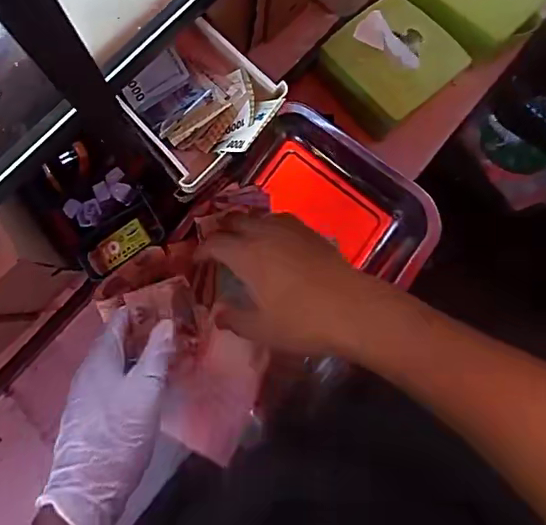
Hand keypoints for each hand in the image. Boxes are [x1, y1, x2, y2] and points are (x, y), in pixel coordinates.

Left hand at [36, 308, 177, 524]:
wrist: (86, 493)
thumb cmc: (118, 433)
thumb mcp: (146, 390)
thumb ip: (157, 353)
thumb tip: (166, 321)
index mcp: (100, 357)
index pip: (119, 320)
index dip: (142, 309)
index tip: (166, 303)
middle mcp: (88, 371)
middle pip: (117, 342)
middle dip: (143, 333)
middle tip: (172, 331)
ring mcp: (85, 396)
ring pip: (115, 364)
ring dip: (138, 357)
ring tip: (165, 357)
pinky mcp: (89, 418)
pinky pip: (112, 384)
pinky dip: (130, 377)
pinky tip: (147, 389)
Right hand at [196, 212, 408, 357]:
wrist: (350, 306)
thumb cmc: (301, 322)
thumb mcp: (262, 329)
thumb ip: (236, 320)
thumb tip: (219, 313)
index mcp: (247, 255)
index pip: (215, 243)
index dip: (202, 250)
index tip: (196, 260)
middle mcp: (264, 233)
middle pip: (235, 221)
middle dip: (221, 230)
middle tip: (214, 244)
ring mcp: (288, 228)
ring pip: (257, 216)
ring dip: (244, 224)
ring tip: (241, 238)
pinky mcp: (308, 230)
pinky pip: (278, 218)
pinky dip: (266, 224)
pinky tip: (272, 238)